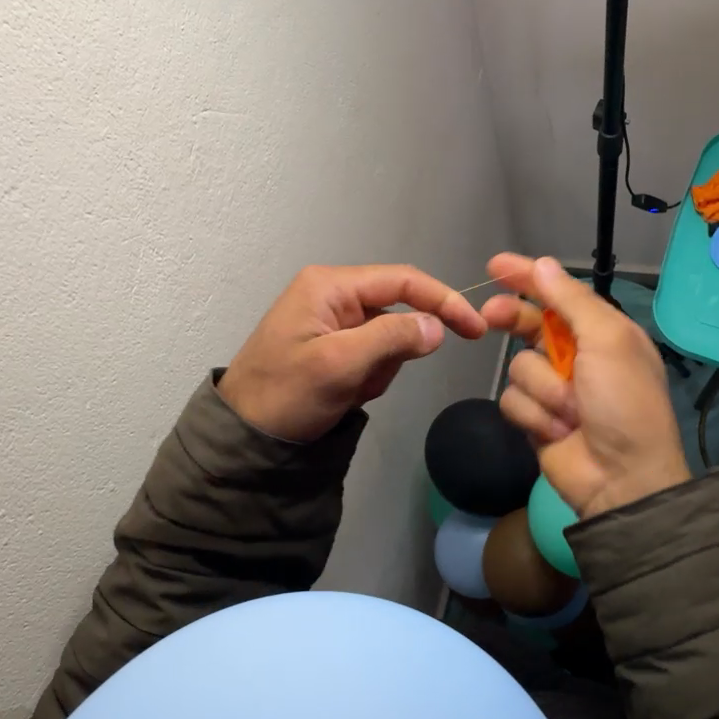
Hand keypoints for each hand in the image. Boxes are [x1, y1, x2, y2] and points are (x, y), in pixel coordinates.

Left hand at [219, 264, 487, 441]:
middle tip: (366, 381)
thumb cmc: (284, 395)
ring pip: (388, 339)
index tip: (476, 329)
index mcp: (330, 286)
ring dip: (379, 370)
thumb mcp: (339, 365)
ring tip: (347, 390)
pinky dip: (368, 379)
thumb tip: (437, 327)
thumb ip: (391, 339)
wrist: (243, 437)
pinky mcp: (333, 347)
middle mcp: (333, 295)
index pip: (403, 280)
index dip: (443, 301)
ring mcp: (332, 321)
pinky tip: (343, 394)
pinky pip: (372, 357)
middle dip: (393, 352)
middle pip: (396, 311)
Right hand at [478, 254, 692, 518]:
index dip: (527, 278)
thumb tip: (542, 264)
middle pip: (529, 325)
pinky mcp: (535, 418)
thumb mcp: (608, 341)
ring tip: (571, 412)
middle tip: (489, 315)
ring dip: (543, 390)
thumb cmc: (624, 403)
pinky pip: (513, 401)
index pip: (558, 294)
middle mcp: (576, 355)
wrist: (623, 478)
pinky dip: (534, 416)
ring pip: (518, 367)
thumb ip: (571, 302)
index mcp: (602, 332)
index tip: (496, 265)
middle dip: (512, 320)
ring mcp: (553, 389)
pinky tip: (557, 431)